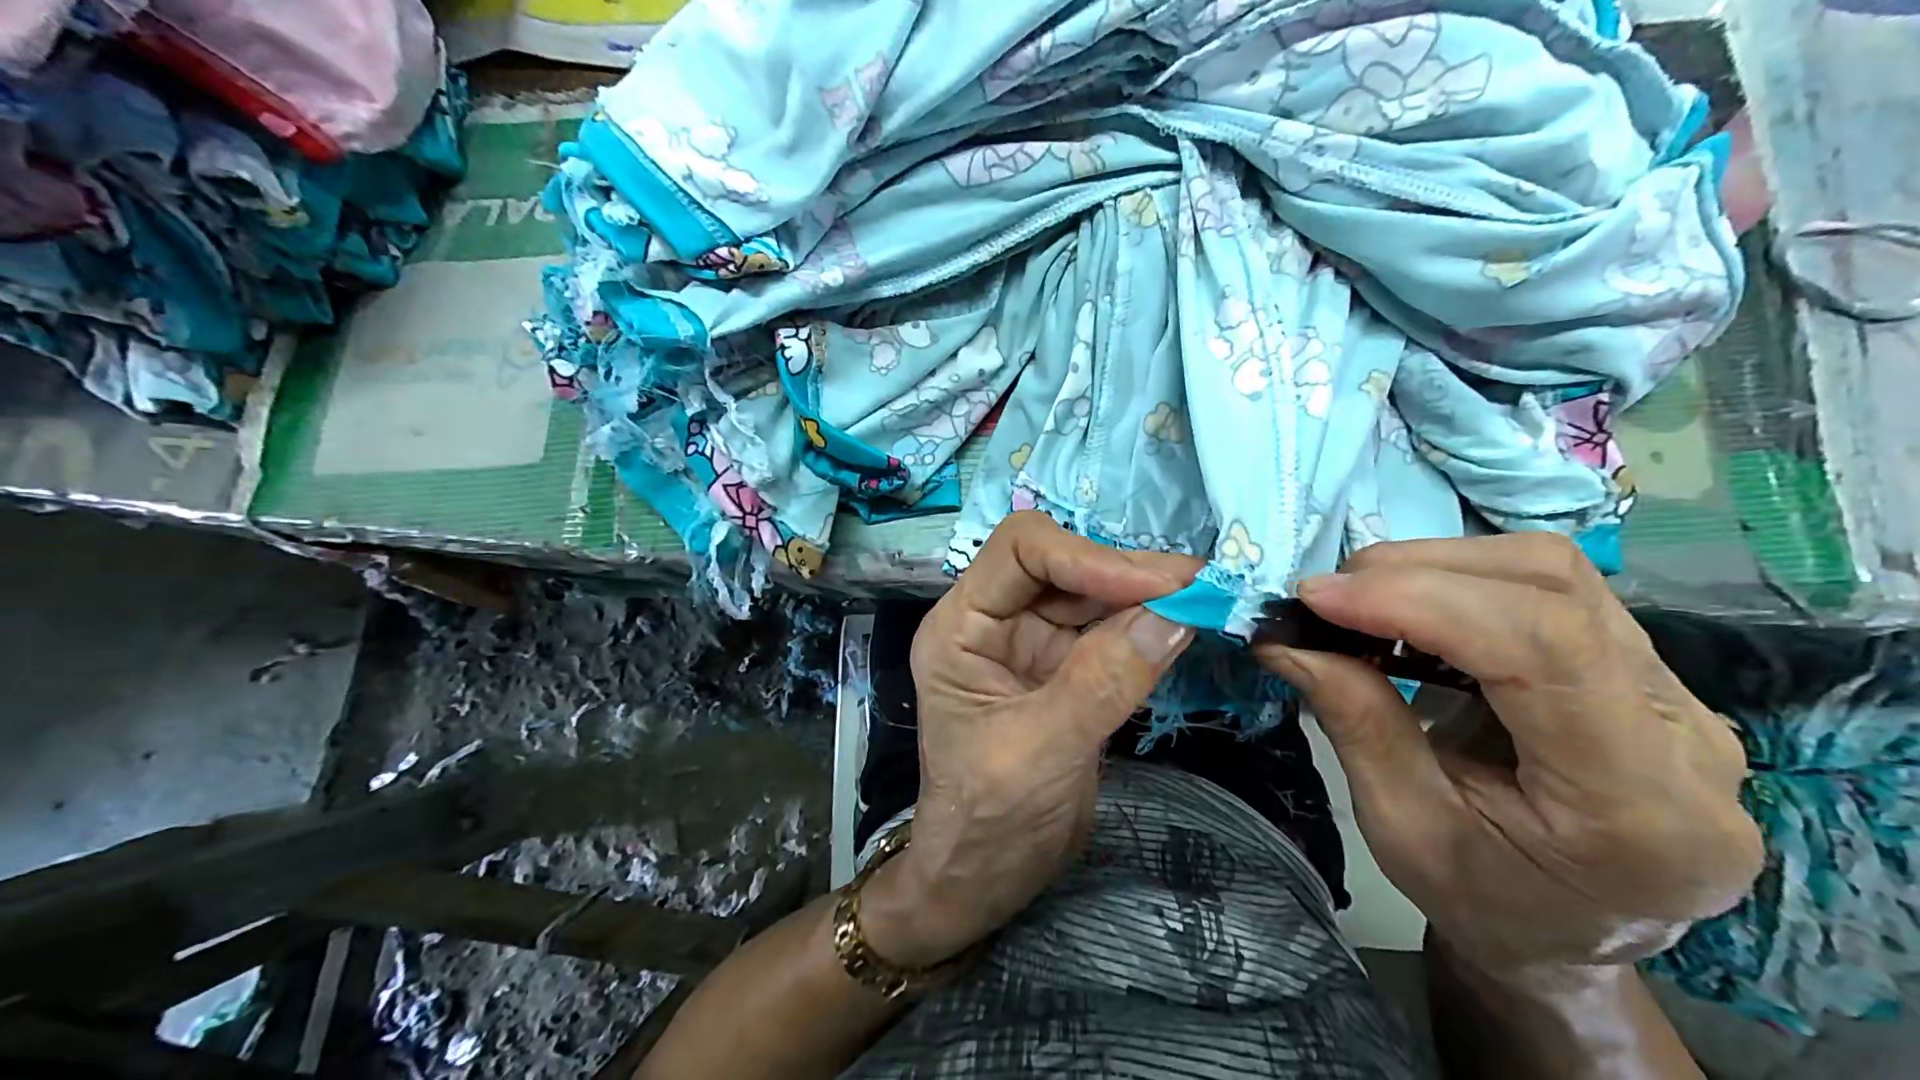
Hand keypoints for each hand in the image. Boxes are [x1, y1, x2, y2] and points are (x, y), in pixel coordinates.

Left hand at [860, 512, 1200, 965]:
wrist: (987, 879)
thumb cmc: (988, 822)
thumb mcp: (1040, 753)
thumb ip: (1102, 682)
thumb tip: (1175, 616)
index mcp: (961, 627)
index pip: (1020, 552)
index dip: (1087, 556)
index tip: (1157, 584)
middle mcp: (995, 622)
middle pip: (1063, 566)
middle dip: (1128, 572)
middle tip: (1203, 583)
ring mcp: (1033, 644)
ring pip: (1093, 595)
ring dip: (1147, 594)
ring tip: (1207, 598)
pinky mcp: (1067, 670)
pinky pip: (1112, 632)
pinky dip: (1149, 626)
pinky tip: (1186, 624)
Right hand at [1254, 533, 1761, 973]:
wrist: (1570, 939)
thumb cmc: (1485, 903)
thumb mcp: (1403, 829)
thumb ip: (1357, 724)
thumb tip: (1288, 641)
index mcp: (1639, 802)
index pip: (1543, 646)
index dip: (1419, 600)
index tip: (1317, 599)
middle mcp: (1687, 732)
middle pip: (1552, 587)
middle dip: (1417, 571)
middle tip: (1328, 599)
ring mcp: (1677, 692)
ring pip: (1552, 572)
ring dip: (1436, 567)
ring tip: (1361, 601)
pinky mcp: (1642, 670)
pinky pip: (1548, 591)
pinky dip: (1458, 582)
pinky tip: (1408, 611)